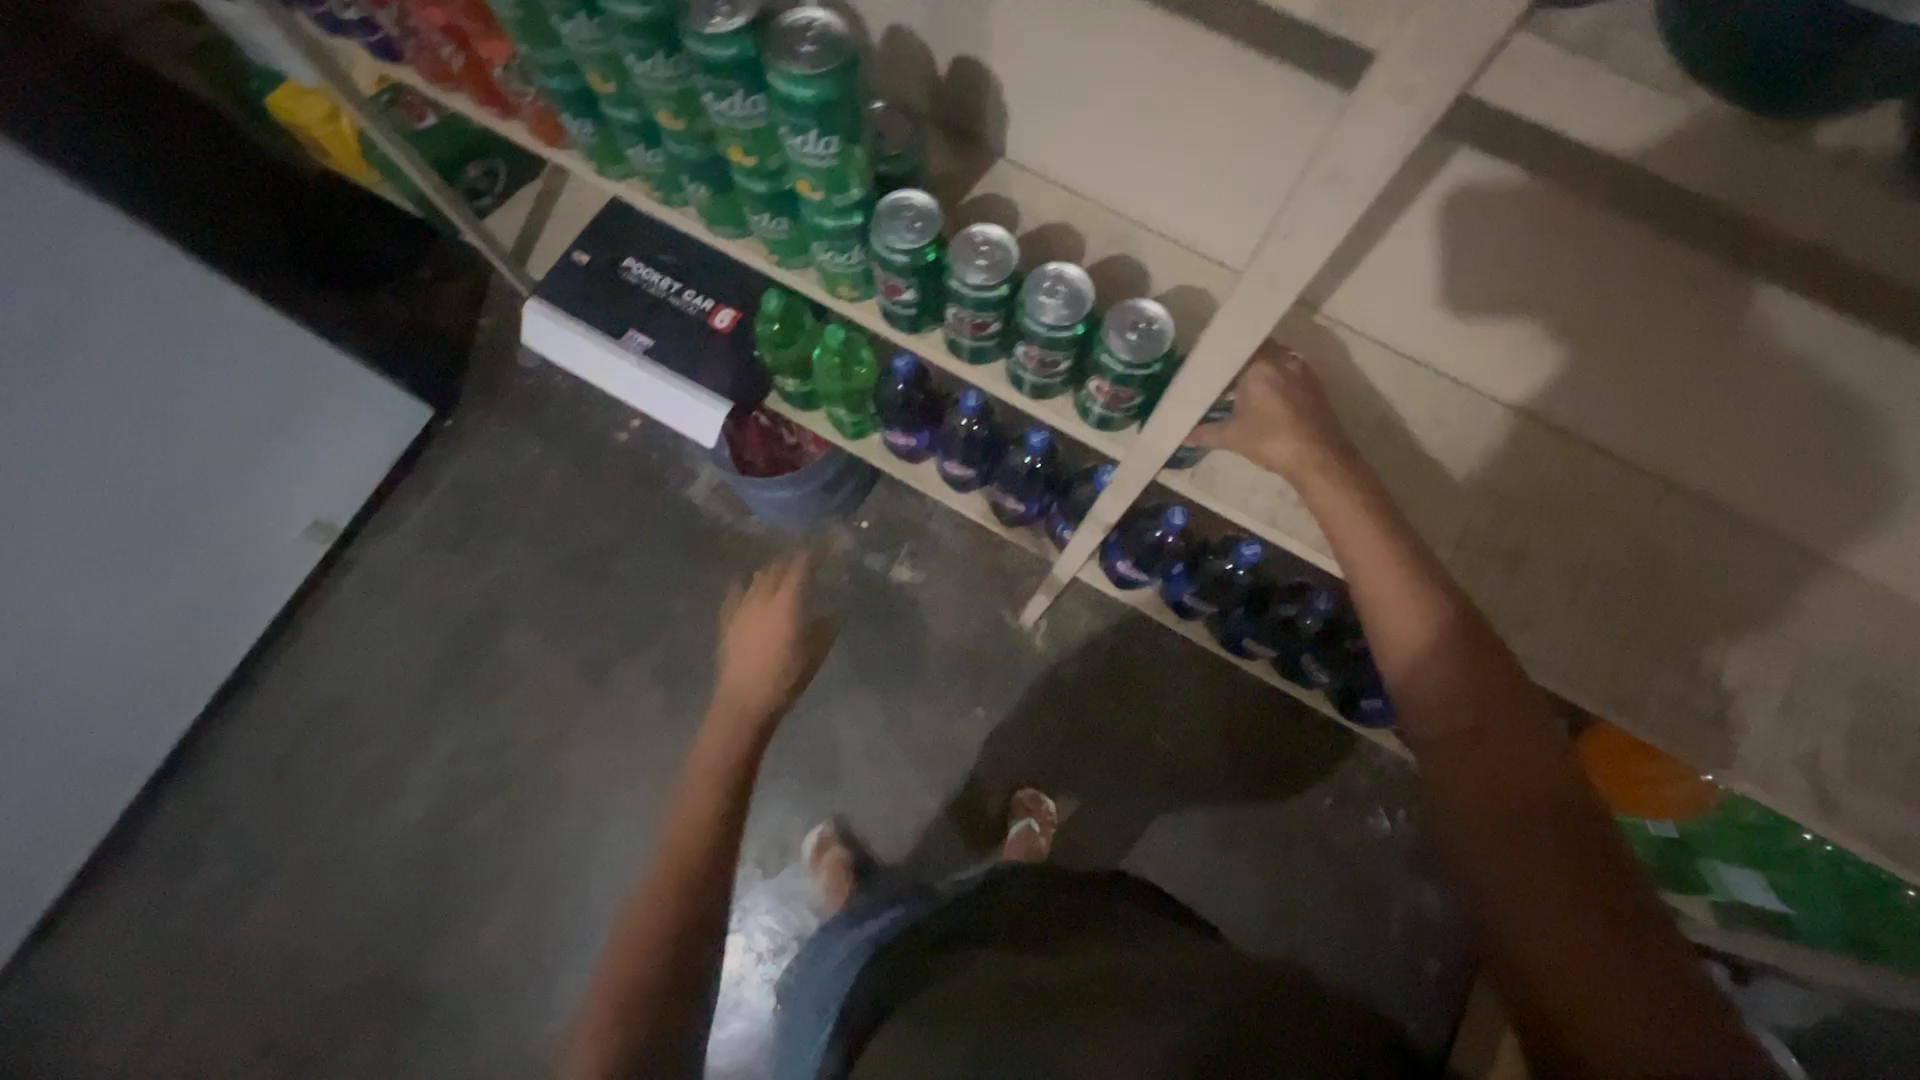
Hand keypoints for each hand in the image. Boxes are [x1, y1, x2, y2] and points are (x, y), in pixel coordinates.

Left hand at [711, 551, 837, 731]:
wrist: (743, 700)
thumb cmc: (785, 679)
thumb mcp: (814, 655)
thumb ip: (825, 629)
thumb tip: (834, 613)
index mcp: (787, 603)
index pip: (799, 568)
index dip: (809, 553)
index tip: (818, 544)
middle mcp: (763, 597)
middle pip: (775, 568)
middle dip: (789, 558)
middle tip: (800, 553)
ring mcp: (741, 607)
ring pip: (756, 578)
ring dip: (768, 569)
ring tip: (777, 568)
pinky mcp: (726, 620)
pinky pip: (735, 592)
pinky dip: (743, 583)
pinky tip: (745, 584)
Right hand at [1189, 341, 1358, 483]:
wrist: (1320, 458)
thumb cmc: (1272, 441)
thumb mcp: (1232, 438)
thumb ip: (1205, 433)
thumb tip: (1184, 436)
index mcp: (1261, 365)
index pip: (1239, 346)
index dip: (1224, 353)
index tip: (1210, 362)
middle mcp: (1284, 361)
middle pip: (1260, 350)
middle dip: (1243, 361)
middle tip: (1225, 376)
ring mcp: (1303, 372)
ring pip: (1278, 361)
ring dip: (1263, 371)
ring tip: (1244, 389)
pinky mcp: (1316, 387)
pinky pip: (1291, 374)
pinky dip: (1278, 381)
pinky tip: (1267, 401)